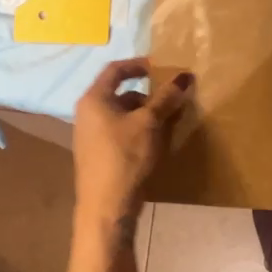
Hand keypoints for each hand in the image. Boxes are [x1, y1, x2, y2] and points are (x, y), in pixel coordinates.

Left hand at [73, 58, 193, 227]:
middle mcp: (87, 113)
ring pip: (122, 114)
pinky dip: (139, 130)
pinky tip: (156, 143)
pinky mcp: (98, 154)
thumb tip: (184, 76)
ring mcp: (90, 135)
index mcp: (94, 99)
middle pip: (120, 93)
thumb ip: (166, 98)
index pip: (115, 69)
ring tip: (169, 123)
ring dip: (146, 114)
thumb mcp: (150, 123)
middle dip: (148, 95)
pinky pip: (120, 132)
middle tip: (172, 100)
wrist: (107, 206)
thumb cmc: (126, 156)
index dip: (140, 64)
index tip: (162, 68)